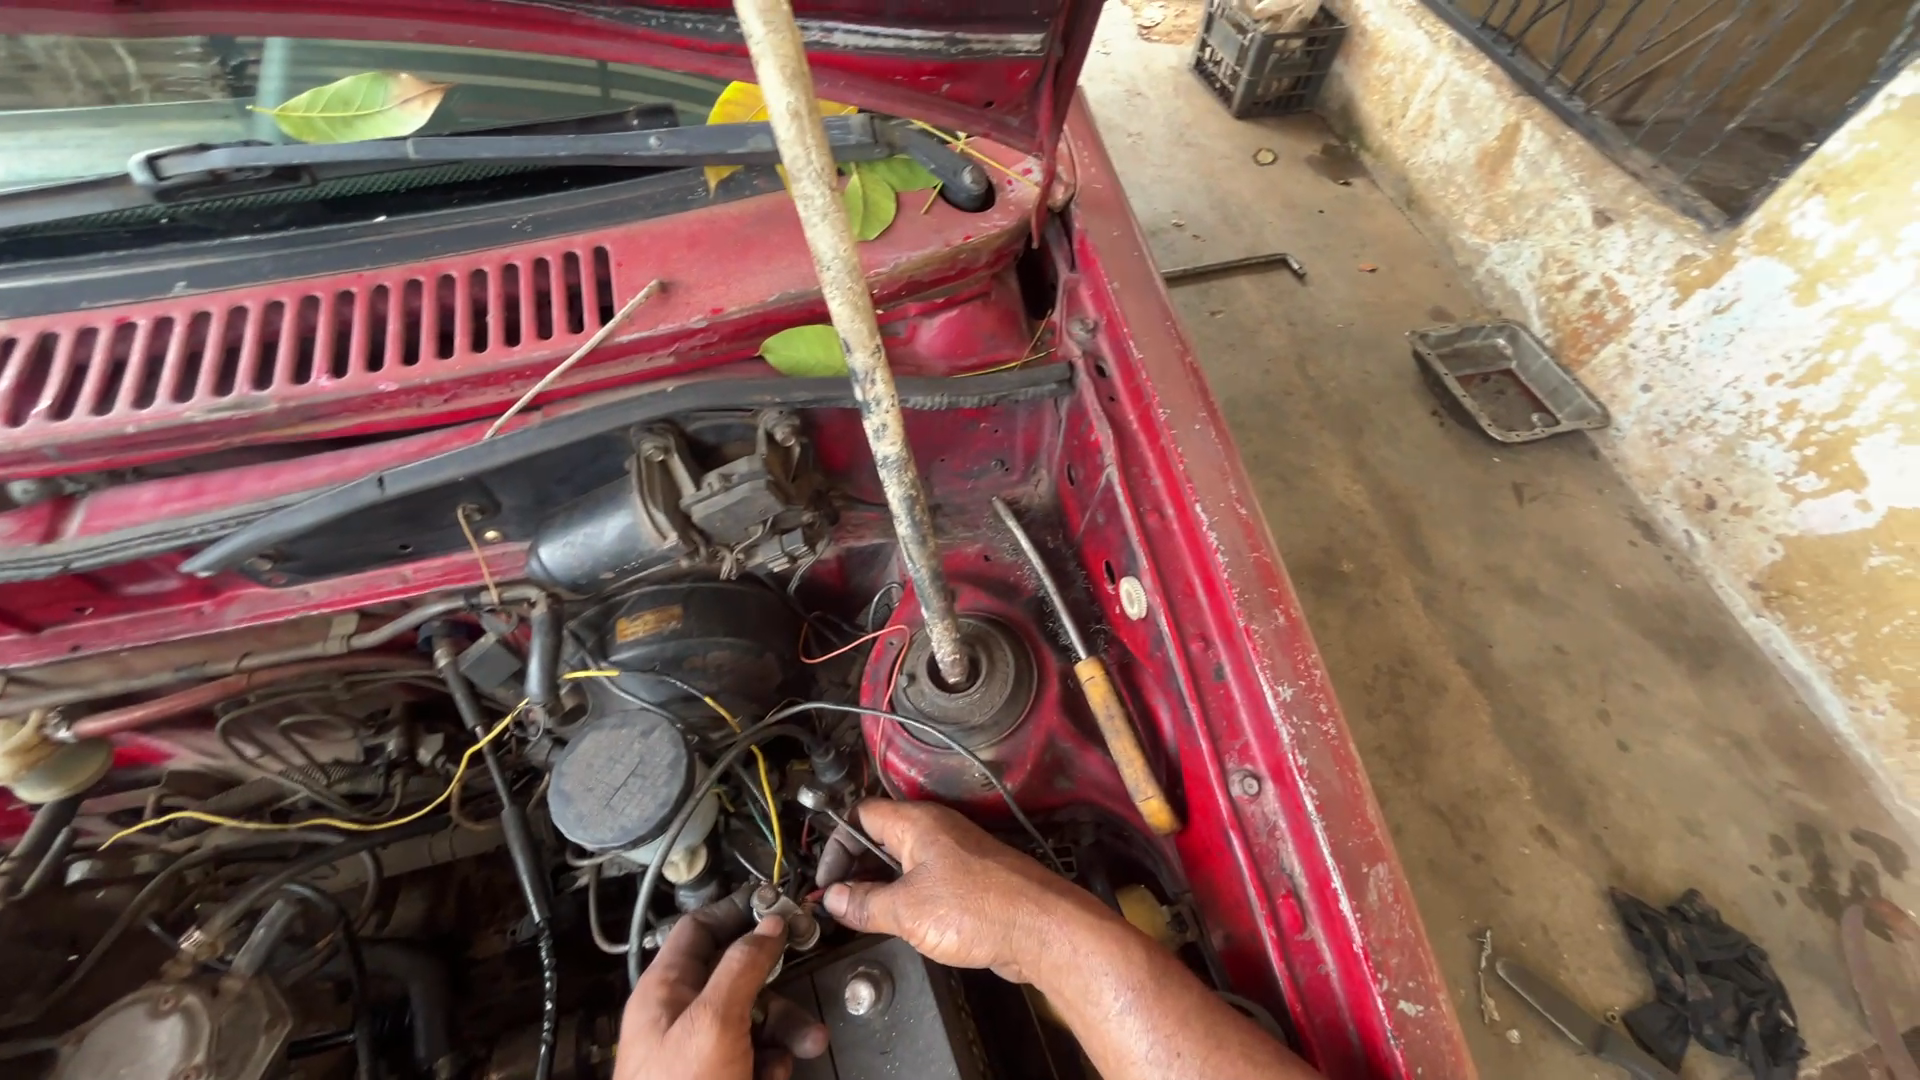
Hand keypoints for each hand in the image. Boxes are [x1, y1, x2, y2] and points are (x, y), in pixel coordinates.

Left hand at [614, 914, 828, 1079]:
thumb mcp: (714, 1021)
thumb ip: (743, 966)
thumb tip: (769, 922)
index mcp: (665, 991)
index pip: (699, 930)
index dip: (737, 912)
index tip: (778, 906)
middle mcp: (680, 1016)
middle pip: (736, 974)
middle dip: (777, 981)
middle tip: (806, 975)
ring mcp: (699, 1053)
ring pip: (753, 1017)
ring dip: (787, 1027)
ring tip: (810, 1044)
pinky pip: (754, 1056)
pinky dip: (773, 1062)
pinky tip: (777, 1075)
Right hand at [817, 799, 1114, 982]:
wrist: (1038, 927)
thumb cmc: (981, 907)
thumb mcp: (907, 910)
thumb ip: (865, 903)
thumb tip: (835, 898)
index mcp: (916, 823)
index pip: (861, 815)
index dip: (837, 844)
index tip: (826, 880)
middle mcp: (935, 830)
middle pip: (879, 836)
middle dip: (855, 866)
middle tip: (838, 899)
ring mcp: (953, 853)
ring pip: (902, 860)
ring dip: (880, 884)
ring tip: (863, 914)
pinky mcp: (968, 878)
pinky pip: (924, 878)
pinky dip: (905, 896)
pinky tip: (899, 921)